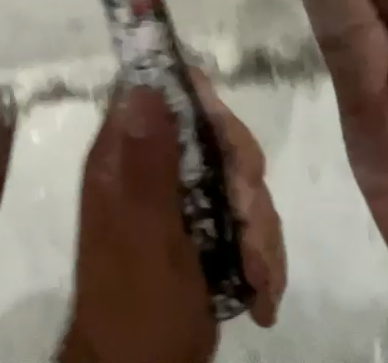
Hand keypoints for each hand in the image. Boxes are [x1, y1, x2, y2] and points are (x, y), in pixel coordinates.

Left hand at [60, 76, 285, 362]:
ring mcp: (181, 201)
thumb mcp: (144, 232)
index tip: (228, 143)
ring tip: (256, 275)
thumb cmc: (135, 303)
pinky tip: (261, 293)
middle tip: (247, 222)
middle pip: (216, 137)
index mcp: (125, 156)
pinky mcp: (207, 232)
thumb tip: (143, 84)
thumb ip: (148, 161)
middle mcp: (153, 168)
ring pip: (241, 183)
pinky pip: (249, 223)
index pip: (162, 93)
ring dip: (259, 231)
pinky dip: (262, 256)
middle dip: (245, 183)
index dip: (202, 103)